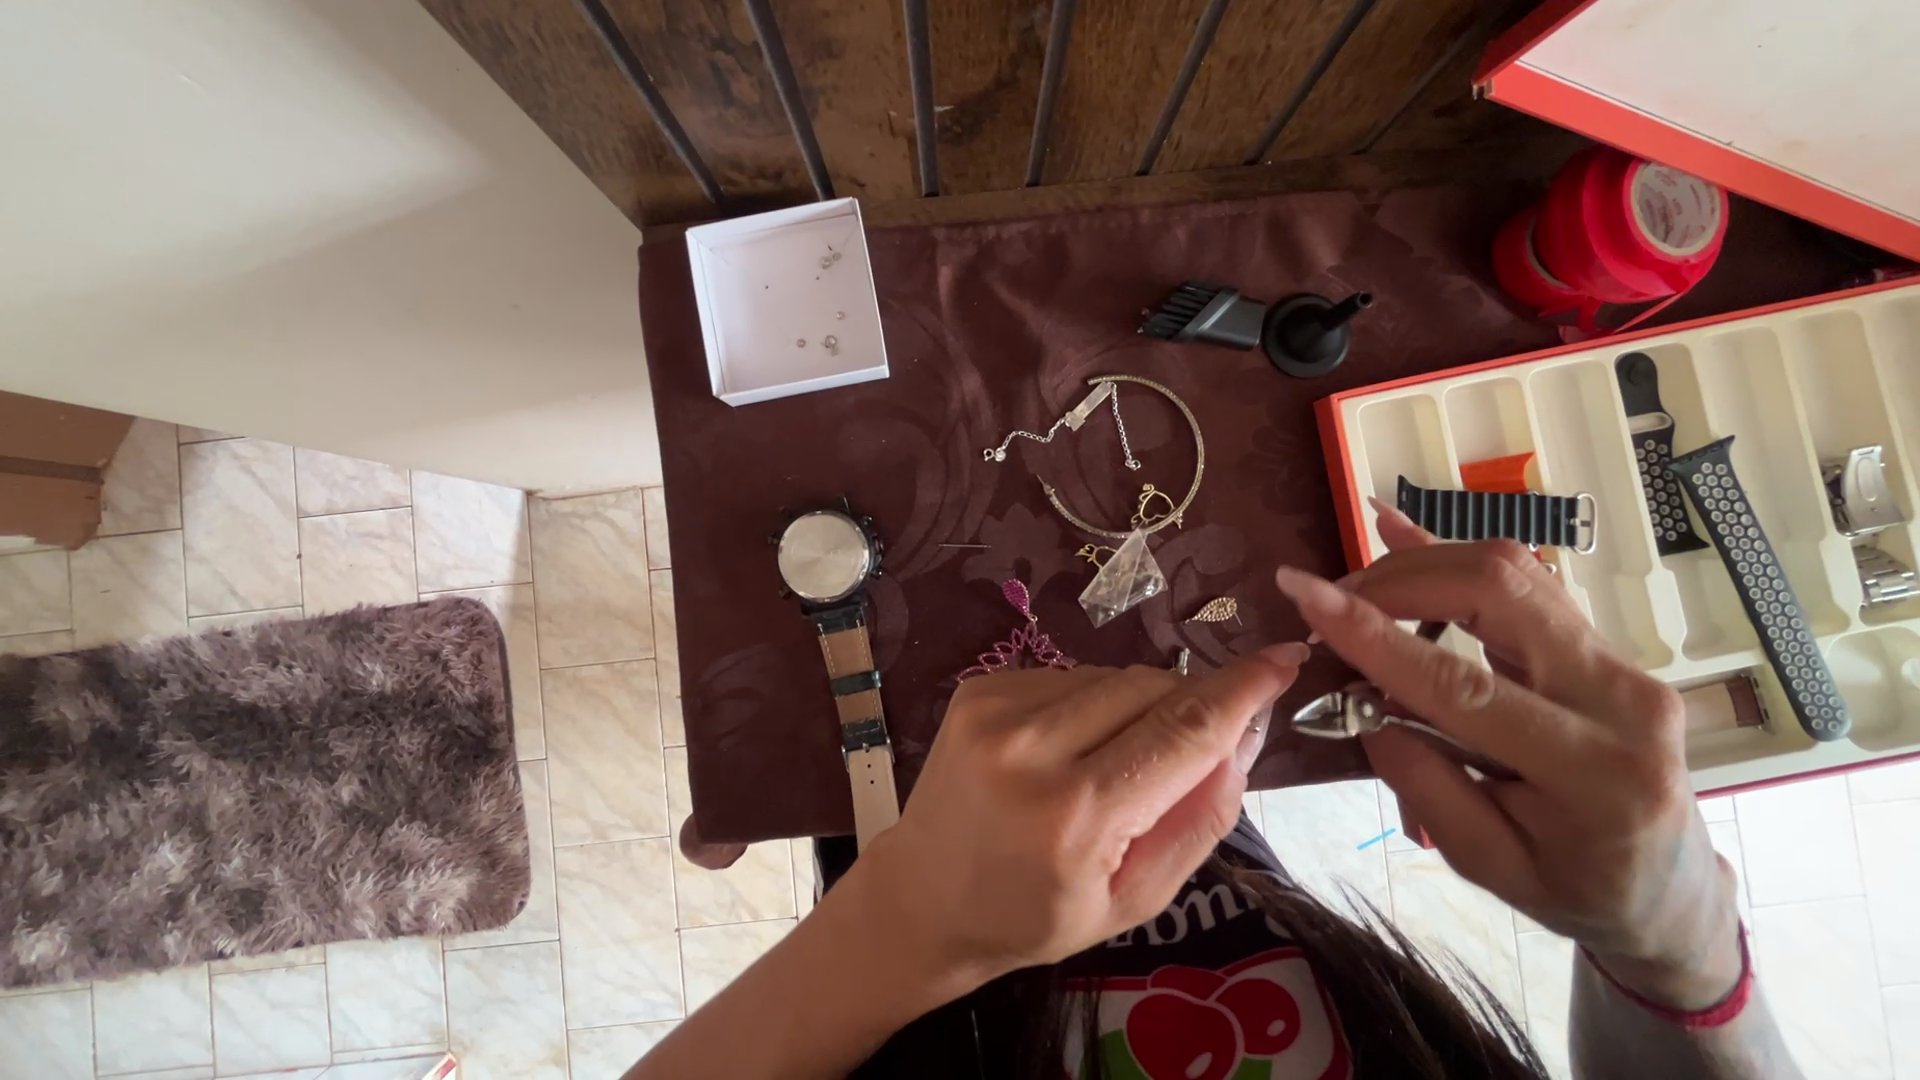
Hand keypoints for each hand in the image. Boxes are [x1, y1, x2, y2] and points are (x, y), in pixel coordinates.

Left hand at [845, 649, 1304, 989]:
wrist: (925, 895)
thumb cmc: (1037, 914)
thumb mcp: (1135, 898)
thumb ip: (1199, 818)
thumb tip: (1242, 737)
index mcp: (1076, 816)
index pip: (1181, 733)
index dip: (1240, 691)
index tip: (1284, 659)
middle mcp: (1031, 749)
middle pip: (1149, 688)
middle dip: (1188, 704)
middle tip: (1188, 746)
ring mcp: (995, 709)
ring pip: (1111, 675)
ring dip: (1135, 706)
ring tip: (1110, 761)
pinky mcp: (977, 688)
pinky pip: (1068, 676)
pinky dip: (1088, 702)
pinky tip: (1065, 747)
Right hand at [1274, 503, 1741, 1009]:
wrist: (1666, 886)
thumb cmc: (1572, 888)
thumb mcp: (1484, 862)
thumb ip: (1421, 779)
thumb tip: (1366, 698)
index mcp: (1593, 770)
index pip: (1461, 683)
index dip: (1373, 633)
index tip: (1303, 593)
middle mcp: (1620, 696)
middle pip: (1499, 591)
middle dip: (1395, 583)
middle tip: (1328, 605)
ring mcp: (1618, 661)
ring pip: (1510, 570)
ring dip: (1415, 569)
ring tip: (1353, 595)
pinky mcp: (1598, 644)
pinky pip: (1519, 580)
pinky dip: (1446, 553)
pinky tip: (1393, 528)